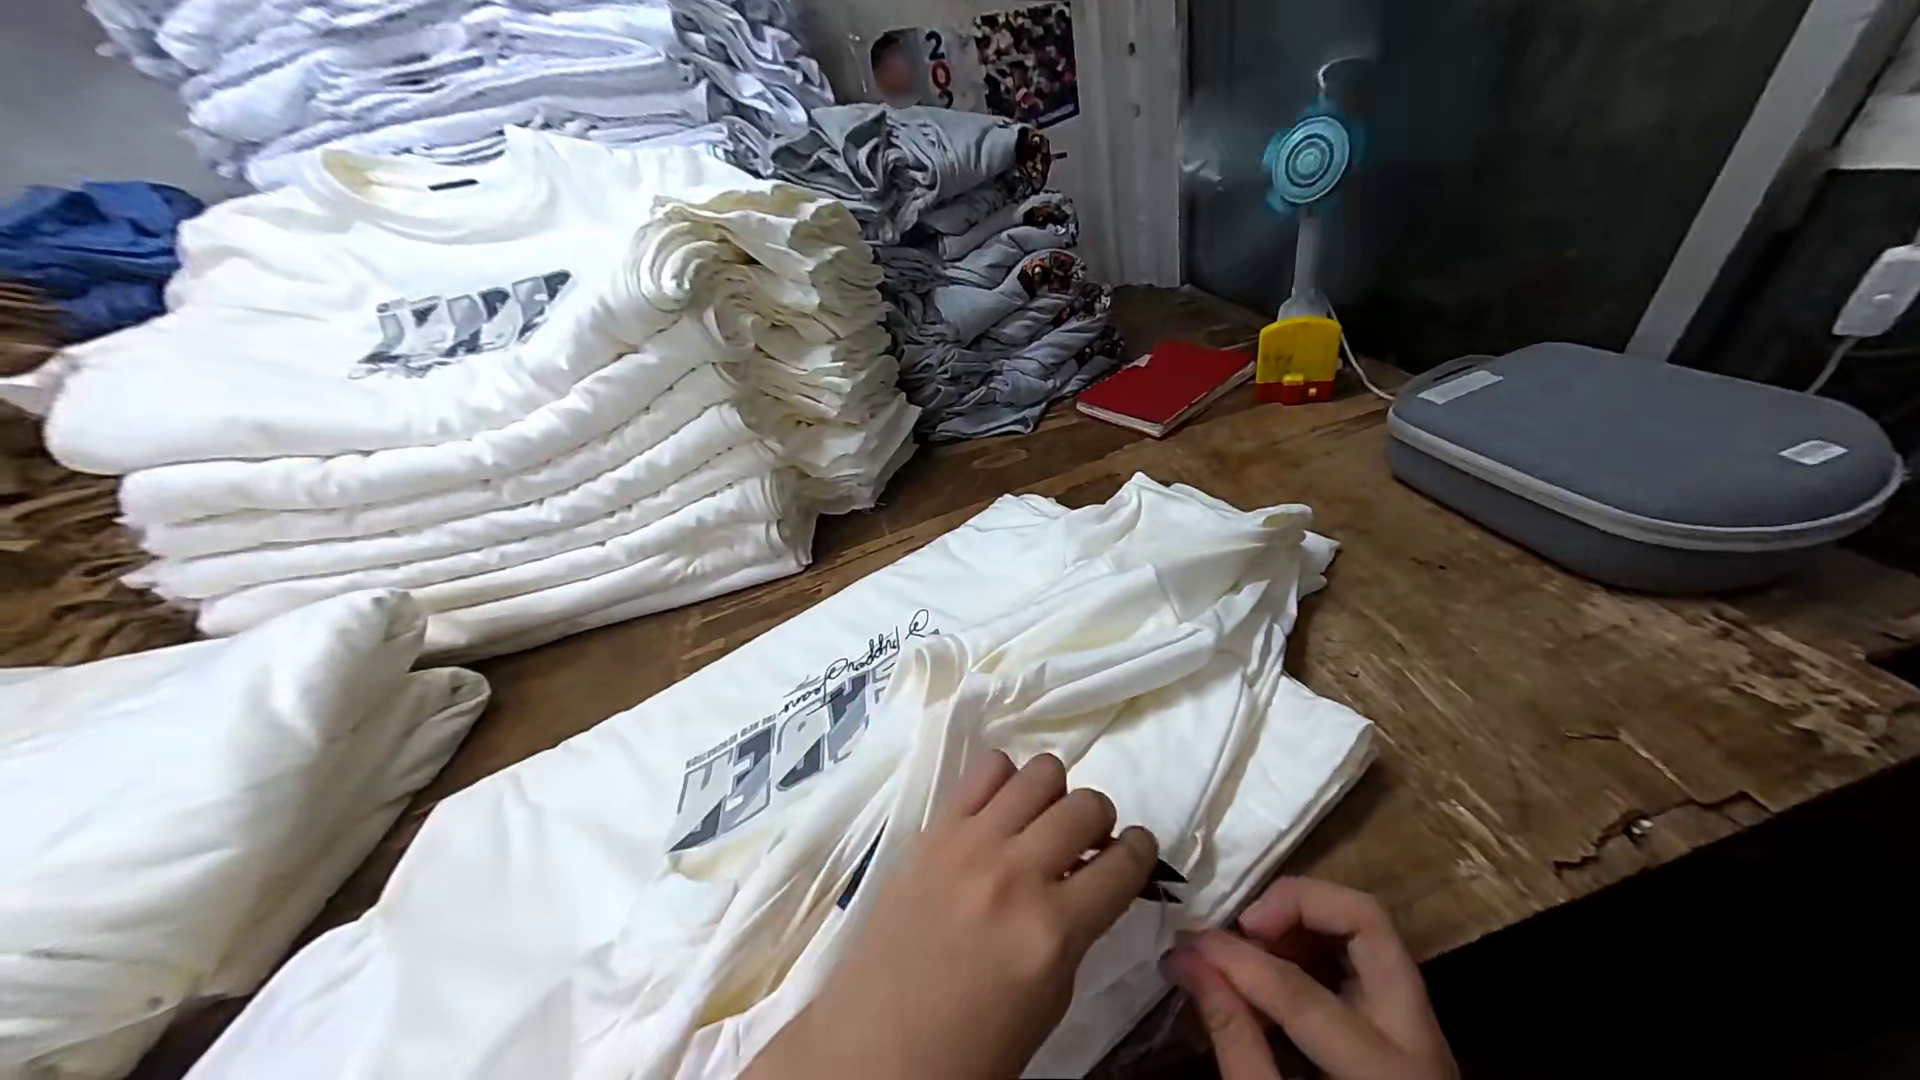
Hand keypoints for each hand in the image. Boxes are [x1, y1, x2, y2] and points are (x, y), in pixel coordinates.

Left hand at [744, 751, 1158, 1079]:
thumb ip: (1077, 929)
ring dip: (1055, 794)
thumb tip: (1092, 875)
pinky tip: (1001, 807)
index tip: (1136, 849)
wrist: (877, 1043)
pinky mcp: (935, 829)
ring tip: (1041, 820)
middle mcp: (1016, 873)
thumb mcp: (1051, 999)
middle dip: (1100, 821)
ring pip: (1040, 772)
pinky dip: (1005, 780)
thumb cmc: (974, 1045)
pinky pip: (985, 769)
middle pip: (1087, 805)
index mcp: (1052, 931)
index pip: (1124, 863)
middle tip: (1086, 841)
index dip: (1141, 851)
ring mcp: (971, 842)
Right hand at [1160, 878, 1456, 1079]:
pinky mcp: (1408, 1023)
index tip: (1187, 944)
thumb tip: (1186, 960)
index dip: (1233, 959)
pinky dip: (1313, 939)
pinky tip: (1276, 962)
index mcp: (1387, 1076)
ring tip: (1253, 941)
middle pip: (1369, 922)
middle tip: (1244, 923)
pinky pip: (1362, 952)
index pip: (1299, 992)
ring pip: (1369, 926)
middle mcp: (1421, 1038)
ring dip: (1304, 916)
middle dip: (1296, 903)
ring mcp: (1423, 1026)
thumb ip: (1232, 1038)